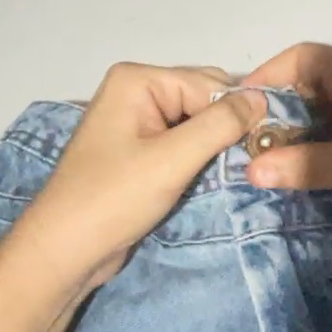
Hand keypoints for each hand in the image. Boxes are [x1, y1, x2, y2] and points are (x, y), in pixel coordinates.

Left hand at [8, 63, 263, 290]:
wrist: (65, 251)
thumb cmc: (113, 199)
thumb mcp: (172, 160)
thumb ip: (219, 125)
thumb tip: (263, 98)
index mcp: (137, 80)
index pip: (209, 84)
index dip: (238, 113)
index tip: (265, 146)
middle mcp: (136, 91)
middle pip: (204, 98)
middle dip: (228, 127)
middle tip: (255, 159)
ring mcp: (136, 121)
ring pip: (197, 123)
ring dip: (216, 145)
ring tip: (238, 169)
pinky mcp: (139, 150)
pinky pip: (183, 142)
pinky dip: (201, 157)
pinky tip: (214, 176)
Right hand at [239, 43, 331, 235]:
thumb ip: (314, 165)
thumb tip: (249, 168)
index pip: (301, 59)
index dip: (265, 76)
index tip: (233, 110)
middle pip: (308, 91)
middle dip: (274, 115)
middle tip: (238, 150)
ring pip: (325, 122)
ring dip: (296, 141)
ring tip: (260, 170)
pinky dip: (320, 159)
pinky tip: (302, 183)